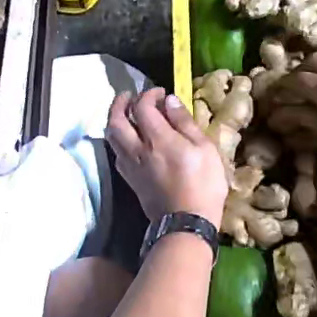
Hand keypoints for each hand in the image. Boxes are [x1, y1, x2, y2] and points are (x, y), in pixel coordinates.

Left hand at [106, 88, 227, 228]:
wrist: (186, 224)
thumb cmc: (203, 185)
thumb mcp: (204, 149)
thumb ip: (185, 123)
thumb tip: (169, 101)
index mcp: (158, 139)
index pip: (142, 107)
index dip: (148, 95)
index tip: (160, 92)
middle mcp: (137, 149)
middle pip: (116, 121)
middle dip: (120, 104)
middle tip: (129, 95)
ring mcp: (130, 166)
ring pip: (112, 138)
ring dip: (115, 121)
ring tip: (125, 114)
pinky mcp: (130, 180)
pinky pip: (117, 154)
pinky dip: (119, 140)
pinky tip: (129, 141)